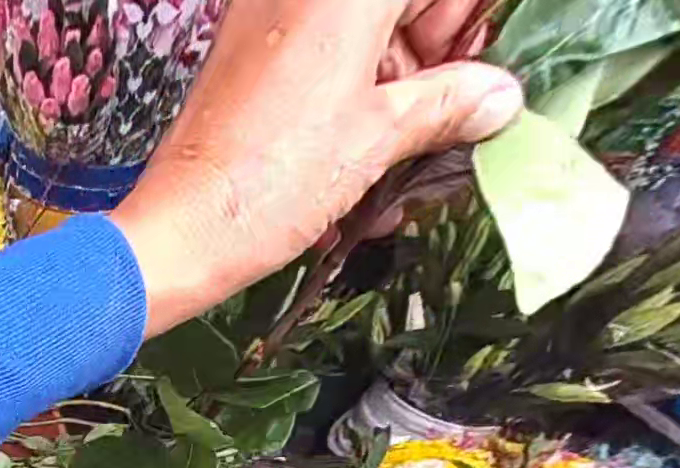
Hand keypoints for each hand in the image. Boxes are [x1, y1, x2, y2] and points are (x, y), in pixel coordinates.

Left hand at [108, 0, 522, 335]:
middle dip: (428, 72)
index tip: (475, 79)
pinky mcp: (247, 60)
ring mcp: (269, 17)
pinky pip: (316, 71)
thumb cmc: (274, 183)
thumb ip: (445, 105)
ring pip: (359, 46)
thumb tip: (499, 97)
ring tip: (389, 182)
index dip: (468, 26)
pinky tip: (347, 177)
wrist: (180, 233)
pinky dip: (341, 116)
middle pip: (401, 8)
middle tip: (437, 136)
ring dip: (385, 110)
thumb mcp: (373, 141)